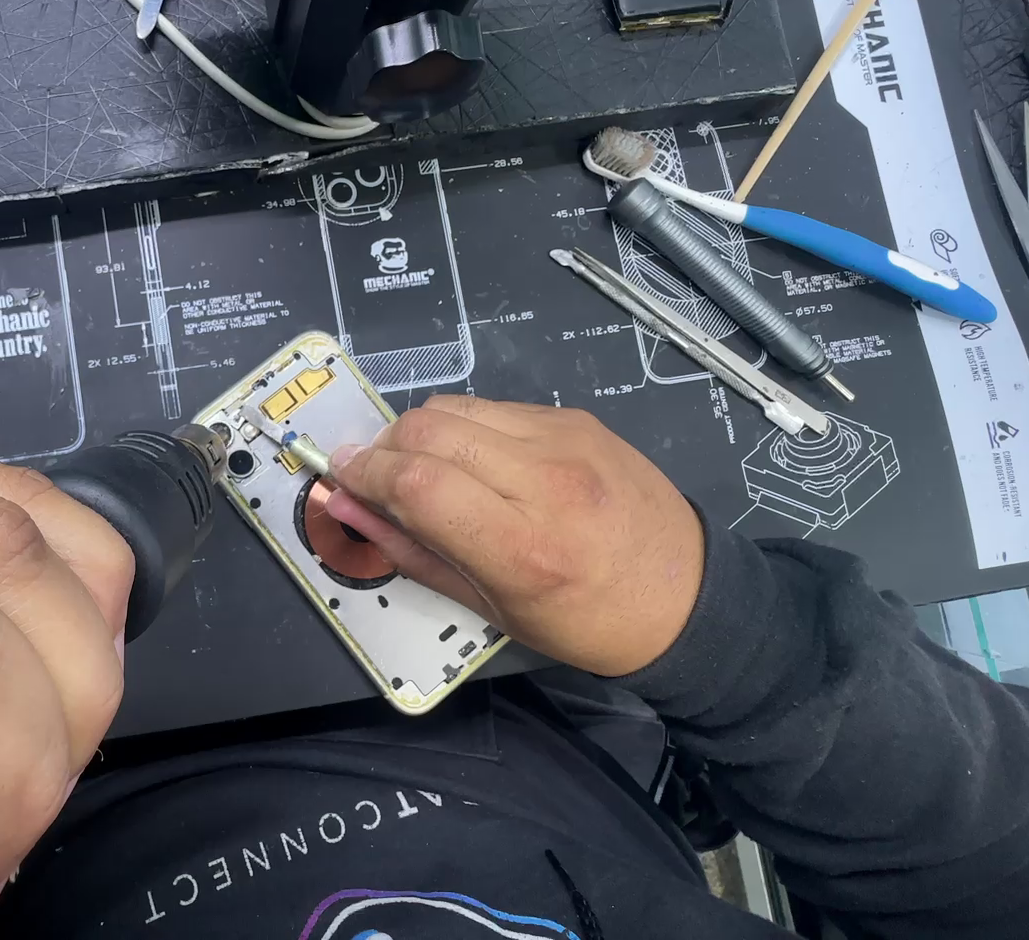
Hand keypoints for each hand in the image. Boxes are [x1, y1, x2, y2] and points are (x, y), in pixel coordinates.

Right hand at [322, 396, 703, 676]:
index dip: (364, 474)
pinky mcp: (574, 417)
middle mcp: (543, 481)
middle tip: (375, 474)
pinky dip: (460, 427)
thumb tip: (345, 505)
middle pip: (427, 430)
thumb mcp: (485, 608)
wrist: (688, 598)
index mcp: (521, 548)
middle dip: (382, 447)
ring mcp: (563, 439)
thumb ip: (407, 550)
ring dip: (417, 432)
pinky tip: (471, 458)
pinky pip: (490, 406)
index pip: (416, 485)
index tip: (340, 476)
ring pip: (452, 407)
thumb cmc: (581, 622)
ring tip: (420, 465)